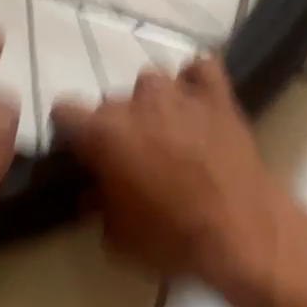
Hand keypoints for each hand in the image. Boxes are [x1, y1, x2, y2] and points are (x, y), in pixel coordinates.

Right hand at [52, 58, 296, 290]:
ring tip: (168, 133)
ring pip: (153, 82)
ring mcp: (181, 92)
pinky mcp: (218, 94)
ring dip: (153, 103)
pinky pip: (200, 69)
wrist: (240, 229)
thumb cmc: (172, 238)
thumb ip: (99, 203)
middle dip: (116, 126)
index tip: (80, 152)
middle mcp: (139, 102)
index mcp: (105, 133)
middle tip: (132, 158)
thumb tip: (95, 190)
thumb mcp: (118, 237)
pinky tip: (197, 104)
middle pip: (112, 102)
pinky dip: (195, 82)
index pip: (65, 111)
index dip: (70, 132)